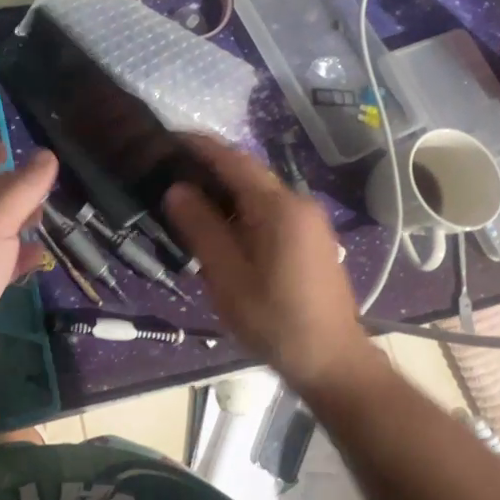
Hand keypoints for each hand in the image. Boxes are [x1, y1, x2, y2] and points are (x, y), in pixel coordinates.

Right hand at [163, 135, 374, 392]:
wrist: (333, 362)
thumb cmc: (275, 320)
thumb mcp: (227, 276)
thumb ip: (201, 228)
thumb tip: (176, 188)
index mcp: (278, 206)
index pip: (232, 159)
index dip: (198, 145)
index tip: (166, 137)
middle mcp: (298, 202)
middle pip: (247, 172)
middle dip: (209, 166)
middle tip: (169, 169)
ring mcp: (310, 219)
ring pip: (259, 191)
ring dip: (225, 189)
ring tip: (187, 197)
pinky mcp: (312, 237)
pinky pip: (270, 209)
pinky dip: (242, 207)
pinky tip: (220, 225)